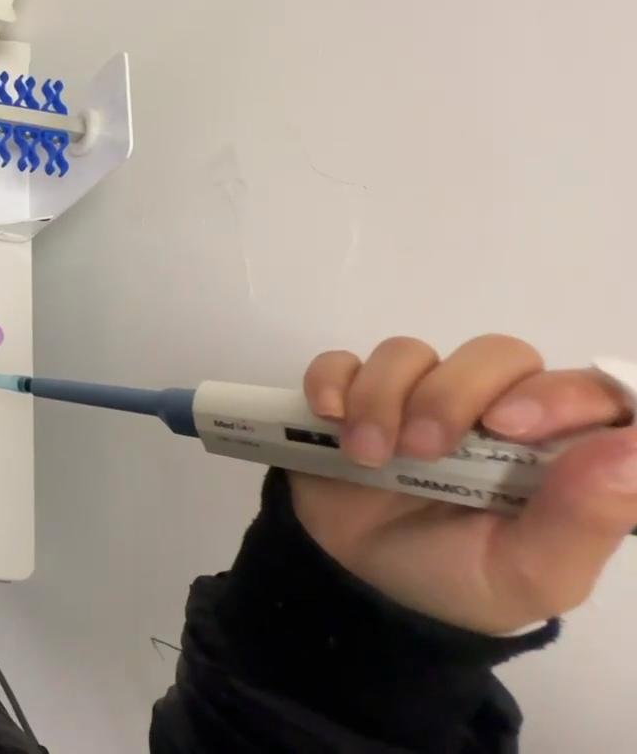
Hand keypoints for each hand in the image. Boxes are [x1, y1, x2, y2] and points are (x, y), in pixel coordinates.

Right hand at [293, 335, 636, 633]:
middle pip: (493, 354)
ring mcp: (412, 397)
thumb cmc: (457, 579)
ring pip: (407, 353)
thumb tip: (634, 446)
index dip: (556, 393)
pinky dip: (329, 383)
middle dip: (451, 395)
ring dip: (379, 399)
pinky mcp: (348, 395)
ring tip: (366, 456)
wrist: (355, 580)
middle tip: (423, 450)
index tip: (508, 426)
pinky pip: (337, 362)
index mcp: (553, 451)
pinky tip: (328, 419)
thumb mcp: (533, 571)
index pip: (586, 390)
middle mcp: (489, 411)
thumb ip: (587, 516)